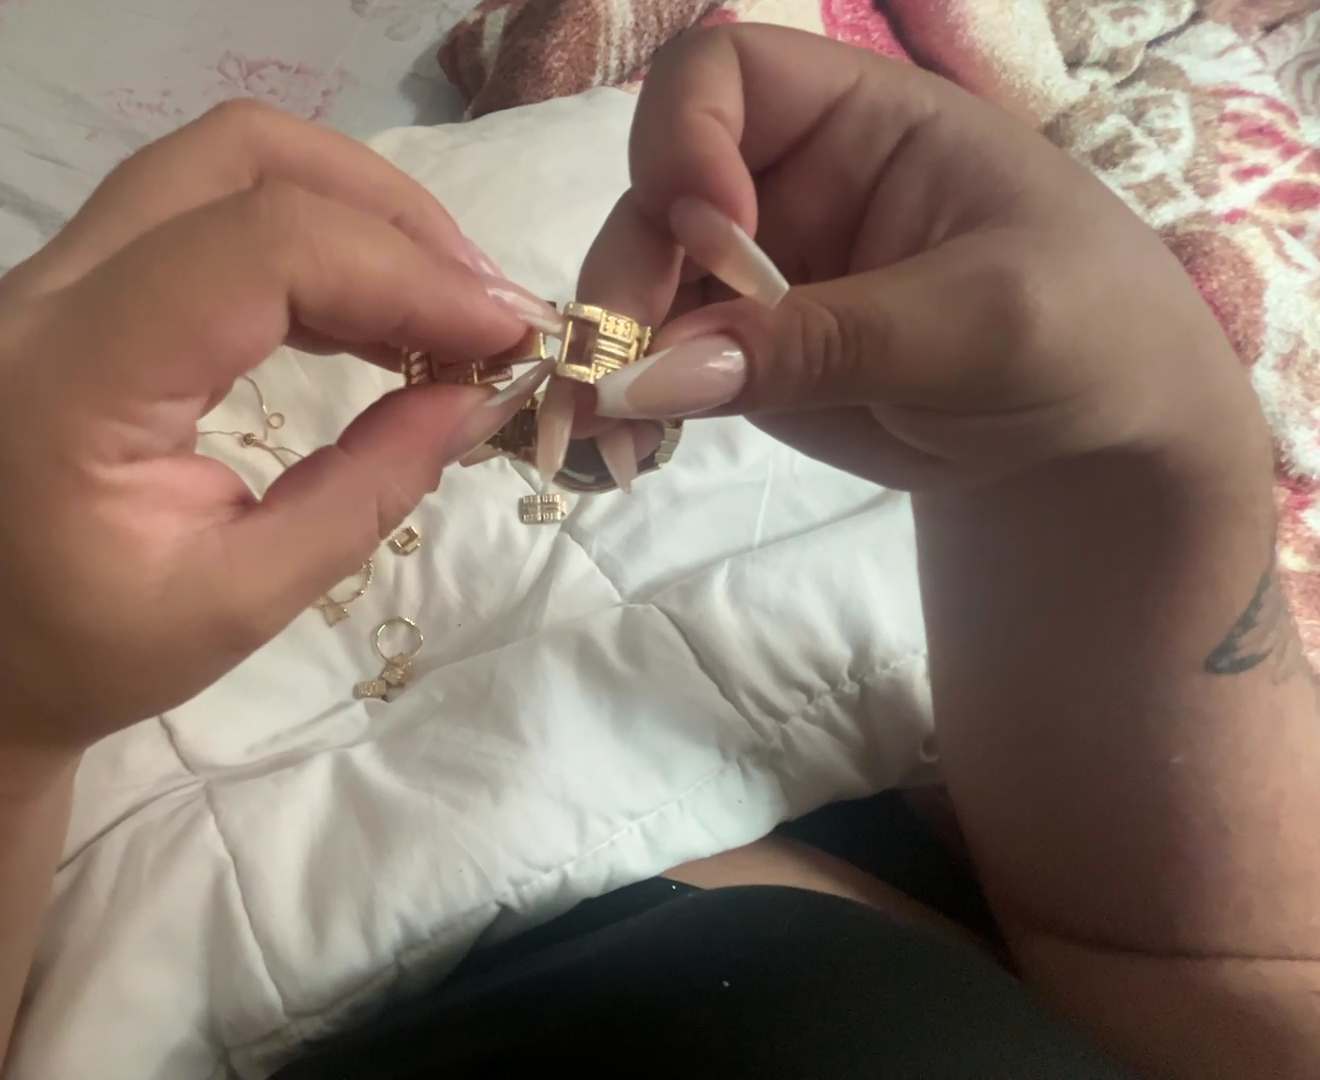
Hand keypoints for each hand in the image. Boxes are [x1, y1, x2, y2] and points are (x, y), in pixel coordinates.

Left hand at [0, 101, 551, 747]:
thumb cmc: (103, 652)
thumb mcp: (248, 599)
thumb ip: (367, 492)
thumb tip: (473, 398)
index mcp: (74, 379)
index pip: (257, 253)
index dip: (400, 272)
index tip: (501, 331)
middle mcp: (53, 294)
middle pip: (239, 157)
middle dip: (385, 211)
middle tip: (474, 298)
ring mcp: (64, 279)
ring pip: (229, 167)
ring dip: (355, 219)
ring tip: (442, 308)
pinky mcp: (94, 292)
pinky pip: (215, 219)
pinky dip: (315, 248)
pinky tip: (374, 317)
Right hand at [574, 24, 1265, 490]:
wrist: (1074, 446)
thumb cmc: (1078, 344)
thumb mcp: (979, 326)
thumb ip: (816, 344)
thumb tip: (644, 380)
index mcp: (855, 125)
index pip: (721, 77)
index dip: (683, 141)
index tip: (709, 242)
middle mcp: (777, 191)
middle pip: (648, 205)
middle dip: (621, 293)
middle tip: (614, 388)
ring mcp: (741, 279)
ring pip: (629, 292)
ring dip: (603, 362)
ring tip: (608, 439)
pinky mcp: (723, 353)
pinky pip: (643, 364)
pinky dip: (621, 407)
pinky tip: (626, 453)